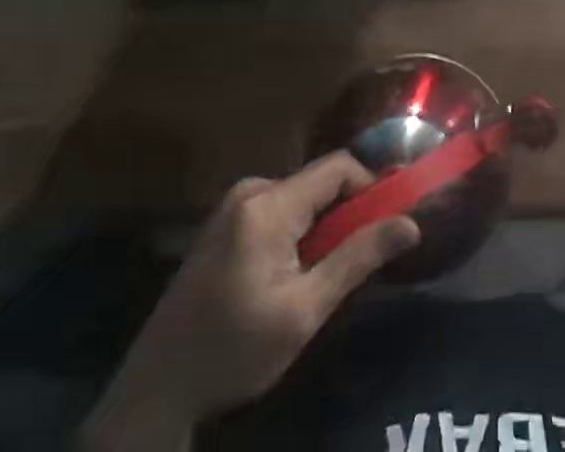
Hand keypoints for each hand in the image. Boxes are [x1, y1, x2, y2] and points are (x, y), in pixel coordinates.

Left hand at [83, 153, 419, 448]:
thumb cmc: (233, 352)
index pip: (340, 167)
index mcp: (266, 206)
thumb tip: (412, 223)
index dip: (371, 188)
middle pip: (321, 181)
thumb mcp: (305, 310)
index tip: (384, 227)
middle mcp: (247, 194)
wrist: (152, 397)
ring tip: (321, 274)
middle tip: (354, 259)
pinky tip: (291, 274)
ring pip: (304, 196)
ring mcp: (230, 210)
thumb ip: (359, 258)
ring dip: (324, 225)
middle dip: (347, 212)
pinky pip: (281, 210)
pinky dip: (301, 232)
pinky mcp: (223, 228)